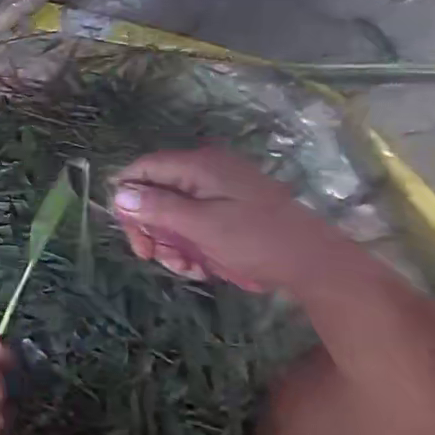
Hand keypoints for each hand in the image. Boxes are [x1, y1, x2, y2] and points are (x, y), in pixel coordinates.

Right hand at [110, 147, 354, 292]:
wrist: (315, 264)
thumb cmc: (256, 240)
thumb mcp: (202, 226)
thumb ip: (159, 208)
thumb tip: (119, 194)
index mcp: (198, 166)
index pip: (144, 168)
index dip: (127, 195)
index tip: (127, 229)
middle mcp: (205, 172)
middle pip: (156, 192)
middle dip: (150, 227)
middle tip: (150, 256)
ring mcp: (218, 192)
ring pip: (173, 214)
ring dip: (170, 243)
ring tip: (185, 268)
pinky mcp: (228, 212)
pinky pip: (194, 225)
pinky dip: (190, 246)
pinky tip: (201, 267)